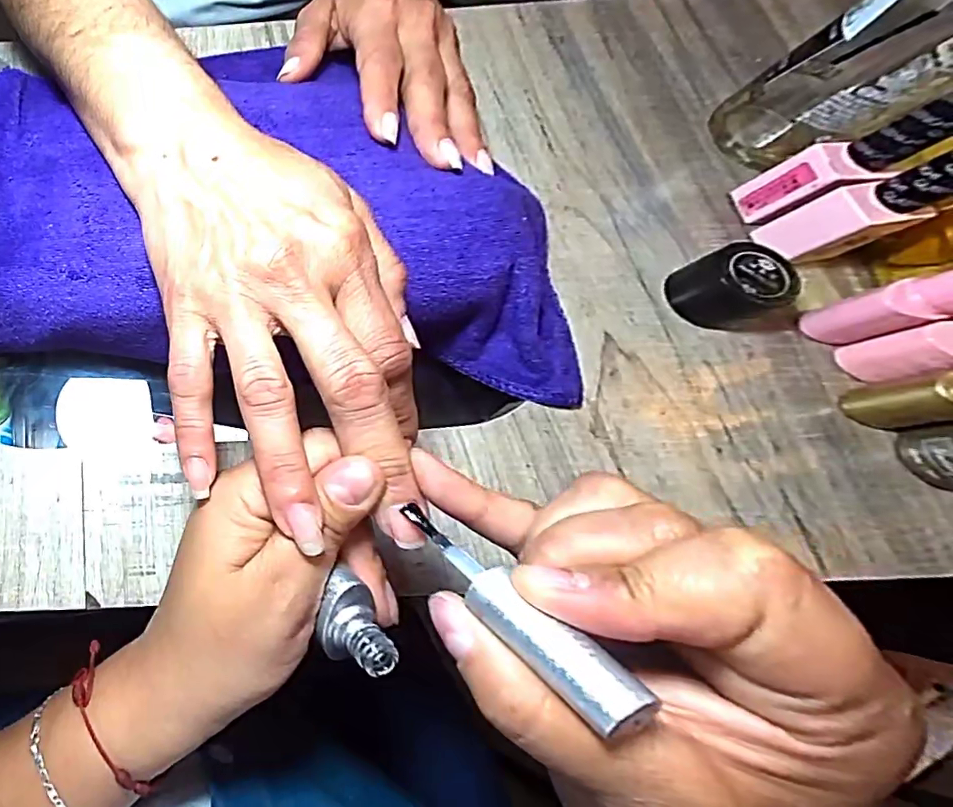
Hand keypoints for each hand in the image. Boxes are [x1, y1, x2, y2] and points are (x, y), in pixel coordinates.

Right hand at [136, 112, 424, 592]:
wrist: (186, 151)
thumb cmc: (268, 172)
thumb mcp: (346, 203)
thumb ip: (383, 272)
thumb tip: (406, 343)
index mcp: (340, 255)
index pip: (386, 352)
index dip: (403, 414)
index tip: (405, 457)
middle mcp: (289, 283)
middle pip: (339, 386)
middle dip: (366, 462)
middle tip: (382, 526)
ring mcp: (229, 300)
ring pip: (262, 395)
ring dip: (284, 468)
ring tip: (302, 532)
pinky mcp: (182, 307)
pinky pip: (187, 377)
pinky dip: (191, 430)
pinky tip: (196, 477)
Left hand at [139, 437, 385, 734]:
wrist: (189, 684)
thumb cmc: (223, 645)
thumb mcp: (284, 584)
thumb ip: (326, 522)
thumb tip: (364, 465)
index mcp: (240, 489)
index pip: (316, 447)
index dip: (364, 480)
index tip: (394, 527)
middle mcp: (245, 491)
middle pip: (326, 480)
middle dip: (363, 530)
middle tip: (376, 584)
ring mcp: (254, 515)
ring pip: (328, 511)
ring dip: (357, 556)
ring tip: (368, 604)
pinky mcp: (264, 539)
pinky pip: (314, 535)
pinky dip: (340, 565)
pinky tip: (355, 599)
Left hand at [280, 0, 487, 174]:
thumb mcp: (318, 9)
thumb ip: (304, 45)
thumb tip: (289, 78)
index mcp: (379, 18)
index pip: (382, 64)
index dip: (384, 100)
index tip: (386, 134)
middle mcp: (417, 28)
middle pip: (427, 81)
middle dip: (434, 125)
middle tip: (439, 162)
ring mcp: (442, 39)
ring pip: (455, 88)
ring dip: (464, 129)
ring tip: (468, 165)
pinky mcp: (455, 49)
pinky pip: (466, 89)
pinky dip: (473, 121)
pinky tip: (477, 151)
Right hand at [413, 450, 923, 806]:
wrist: (685, 802)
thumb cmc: (691, 804)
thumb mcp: (628, 783)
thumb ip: (539, 708)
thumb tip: (455, 619)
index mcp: (817, 674)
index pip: (740, 579)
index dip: (635, 579)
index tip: (549, 600)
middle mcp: (759, 603)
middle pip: (657, 529)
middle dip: (567, 561)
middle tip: (519, 605)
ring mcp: (681, 566)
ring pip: (604, 505)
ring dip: (537, 539)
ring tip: (510, 586)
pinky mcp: (610, 555)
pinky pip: (550, 513)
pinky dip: (488, 503)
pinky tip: (439, 482)